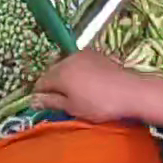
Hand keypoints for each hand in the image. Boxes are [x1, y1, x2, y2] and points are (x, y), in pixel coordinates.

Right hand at [32, 50, 162, 123]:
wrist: (130, 92)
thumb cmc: (99, 104)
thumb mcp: (73, 108)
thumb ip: (51, 101)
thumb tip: (33, 100)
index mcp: (59, 73)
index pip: (41, 82)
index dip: (40, 94)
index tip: (47, 105)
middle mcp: (68, 59)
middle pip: (53, 71)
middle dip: (54, 84)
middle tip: (63, 101)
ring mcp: (83, 54)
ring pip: (66, 65)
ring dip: (67, 77)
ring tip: (78, 92)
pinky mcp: (96, 54)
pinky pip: (80, 62)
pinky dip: (79, 71)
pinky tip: (89, 83)